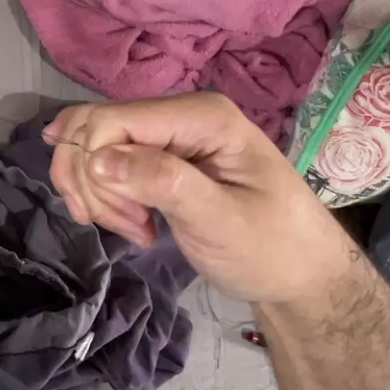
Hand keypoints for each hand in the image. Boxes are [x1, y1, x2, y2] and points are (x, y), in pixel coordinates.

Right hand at [44, 93, 373, 307]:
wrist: (300, 276)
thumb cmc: (271, 250)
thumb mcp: (222, 222)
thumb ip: (163, 183)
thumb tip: (96, 159)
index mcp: (202, 116)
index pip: (110, 121)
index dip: (95, 169)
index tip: (128, 221)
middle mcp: (178, 113)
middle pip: (92, 130)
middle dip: (92, 183)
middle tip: (129, 229)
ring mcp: (165, 134)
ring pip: (89, 147)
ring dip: (95, 194)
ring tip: (134, 230)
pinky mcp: (155, 156)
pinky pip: (101, 162)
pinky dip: (101, 195)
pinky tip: (129, 222)